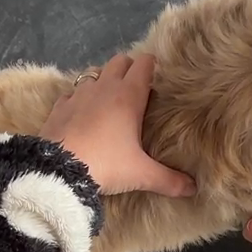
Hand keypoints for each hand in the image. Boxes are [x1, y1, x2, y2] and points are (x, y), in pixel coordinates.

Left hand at [39, 53, 196, 197]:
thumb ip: (169, 180)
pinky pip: (71, 93)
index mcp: (128, 96)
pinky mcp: (58, 107)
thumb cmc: (106, 165)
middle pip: (119, 61)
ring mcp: (78, 95)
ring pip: (93, 73)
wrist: (58, 170)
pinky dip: (78, 98)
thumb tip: (194, 189)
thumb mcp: (141, 174)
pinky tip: (79, 113)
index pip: (143, 65)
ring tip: (108, 99)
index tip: (157, 75)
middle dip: (128, 68)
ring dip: (102, 80)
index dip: (151, 66)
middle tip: (135, 87)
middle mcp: (104, 88)